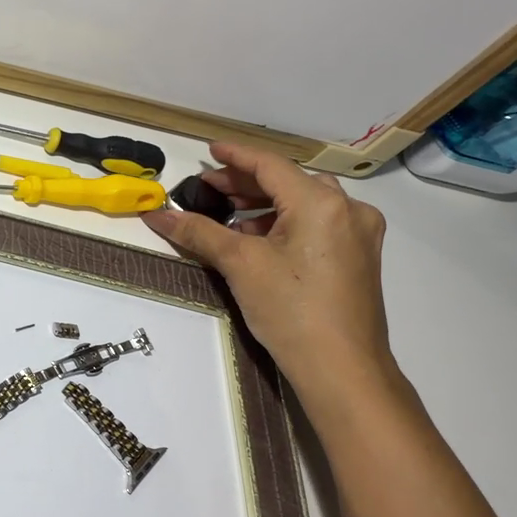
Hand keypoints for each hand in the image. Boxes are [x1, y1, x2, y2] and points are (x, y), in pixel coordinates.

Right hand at [143, 143, 392, 387]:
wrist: (341, 365)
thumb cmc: (290, 308)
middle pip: (290, 182)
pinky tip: (258, 241)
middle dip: (247, 184)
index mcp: (322, 203)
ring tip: (228, 217)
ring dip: (265, 205)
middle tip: (209, 187)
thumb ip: (198, 232)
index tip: (209, 151)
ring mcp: (359, 236)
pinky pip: (317, 225)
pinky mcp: (358, 259)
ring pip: (305, 204)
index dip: (236, 156)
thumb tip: (156, 214)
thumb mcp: (238, 264)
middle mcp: (349, 210)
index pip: (271, 166)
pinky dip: (284, 224)